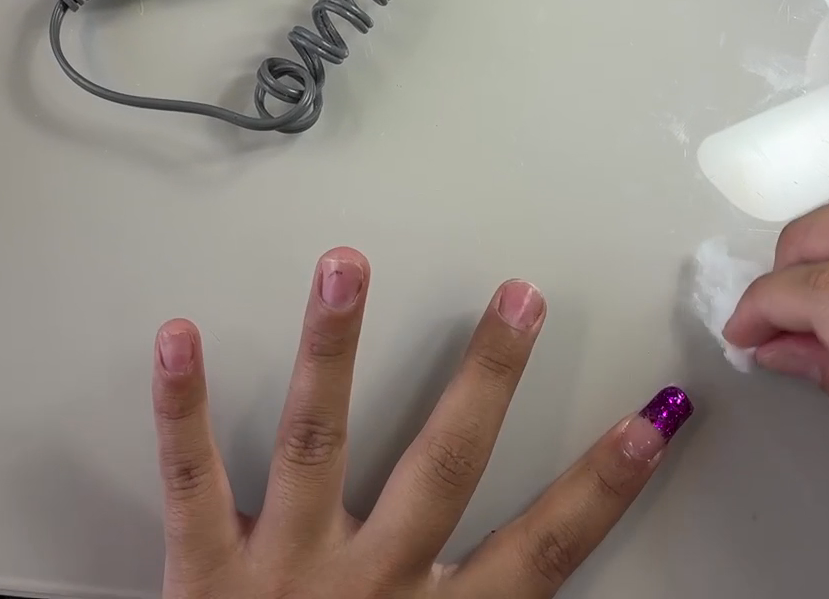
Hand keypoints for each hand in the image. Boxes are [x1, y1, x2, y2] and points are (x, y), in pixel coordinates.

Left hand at [150, 248, 691, 597]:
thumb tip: (531, 576)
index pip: (541, 554)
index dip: (599, 490)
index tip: (647, 422)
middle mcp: (369, 585)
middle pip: (442, 467)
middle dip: (485, 379)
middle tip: (516, 296)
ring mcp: (284, 567)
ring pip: (318, 436)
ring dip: (333, 344)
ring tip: (346, 263)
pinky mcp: (203, 571)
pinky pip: (192, 476)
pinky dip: (184, 404)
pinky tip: (181, 332)